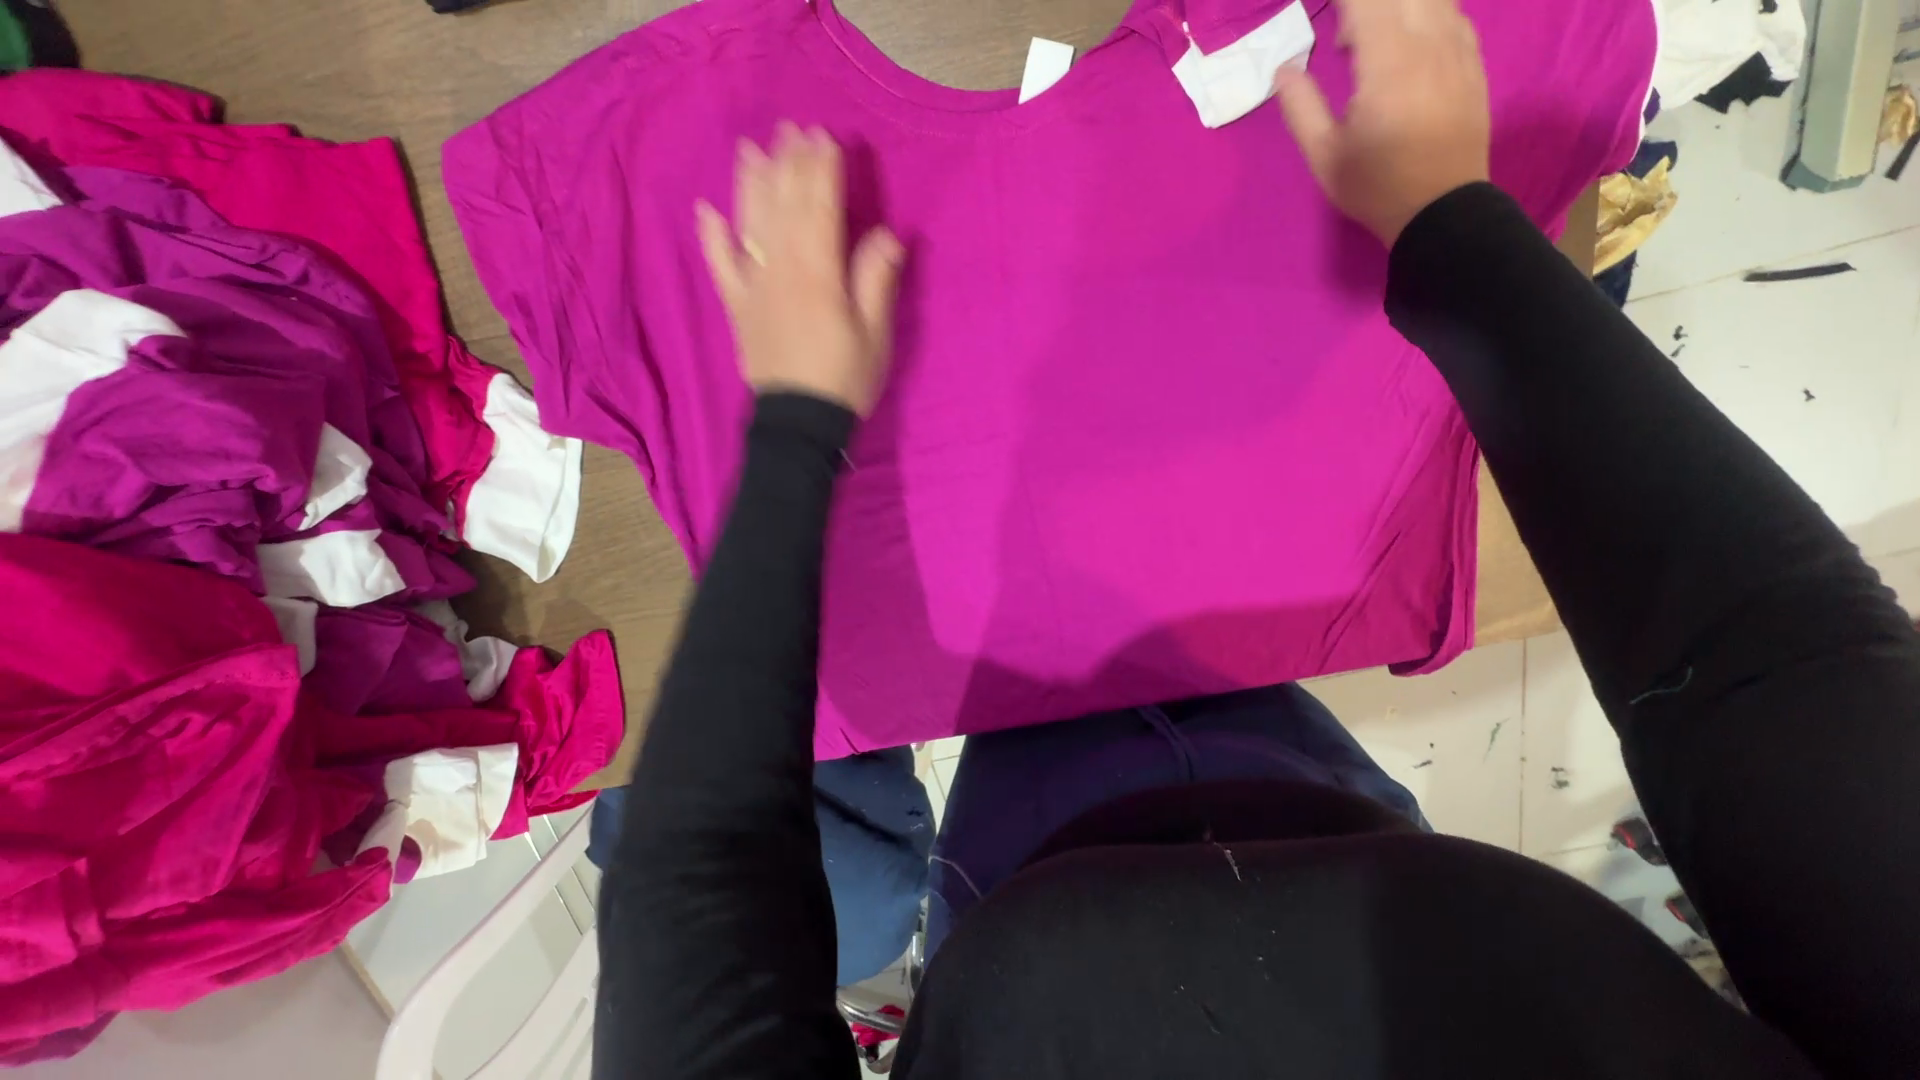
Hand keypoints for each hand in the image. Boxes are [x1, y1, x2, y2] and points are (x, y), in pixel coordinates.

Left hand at [697, 123, 903, 417]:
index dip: (822, 169)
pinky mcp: (737, 306)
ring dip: (750, 183)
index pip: (820, 206)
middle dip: (789, 164)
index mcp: (820, 271)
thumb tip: (888, 234)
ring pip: (749, 223)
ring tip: (752, 149)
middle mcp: (781, 267)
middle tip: (791, 129)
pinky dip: (712, 237)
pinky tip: (707, 211)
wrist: (798, 422)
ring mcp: (754, 285)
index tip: (825, 137)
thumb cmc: (844, 378)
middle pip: (784, 205)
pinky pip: (720, 265)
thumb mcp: (875, 333)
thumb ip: (876, 280)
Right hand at [1273, 0, 1490, 244]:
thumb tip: (1284, 69)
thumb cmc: (1375, 186)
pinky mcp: (1472, 60)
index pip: (1366, 2)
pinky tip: (1406, 43)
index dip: (1344, 2)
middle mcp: (1429, 42)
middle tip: (1342, 39)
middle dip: (1366, 5)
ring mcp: (1457, 47)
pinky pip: (1452, 13)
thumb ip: (1301, 107)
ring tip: (1369, 40)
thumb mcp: (1324, 155)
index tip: (1326, 16)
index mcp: (1389, 64)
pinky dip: (1424, 15)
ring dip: (1396, 9)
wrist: (1440, 208)